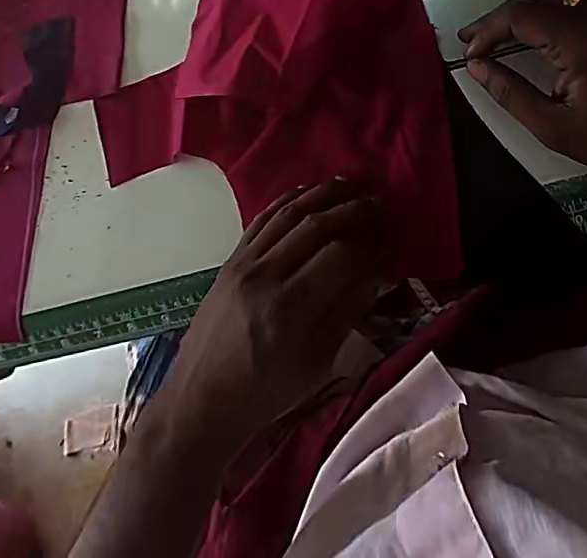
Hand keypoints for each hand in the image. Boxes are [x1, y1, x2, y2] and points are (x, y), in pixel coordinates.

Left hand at [158, 180, 387, 445]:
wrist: (200, 401)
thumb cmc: (264, 393)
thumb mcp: (316, 365)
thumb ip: (346, 314)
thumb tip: (375, 275)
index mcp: (288, 309)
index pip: (339, 257)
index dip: (369, 250)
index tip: (386, 248)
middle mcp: (264, 276)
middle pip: (315, 225)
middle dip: (352, 208)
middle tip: (378, 201)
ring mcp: (243, 263)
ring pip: (288, 214)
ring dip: (322, 194)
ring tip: (350, 184)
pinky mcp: (231, 260)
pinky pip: (262, 219)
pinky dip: (288, 201)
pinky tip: (307, 192)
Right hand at [458, 0, 586, 210]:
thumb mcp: (553, 127)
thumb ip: (510, 93)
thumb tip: (480, 70)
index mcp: (581, 41)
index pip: (518, 16)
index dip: (487, 31)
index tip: (473, 52)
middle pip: (534, 0)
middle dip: (498, 18)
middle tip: (476, 39)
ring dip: (522, 11)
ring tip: (498, 33)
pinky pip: (575, 4)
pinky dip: (546, 12)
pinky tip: (535, 31)